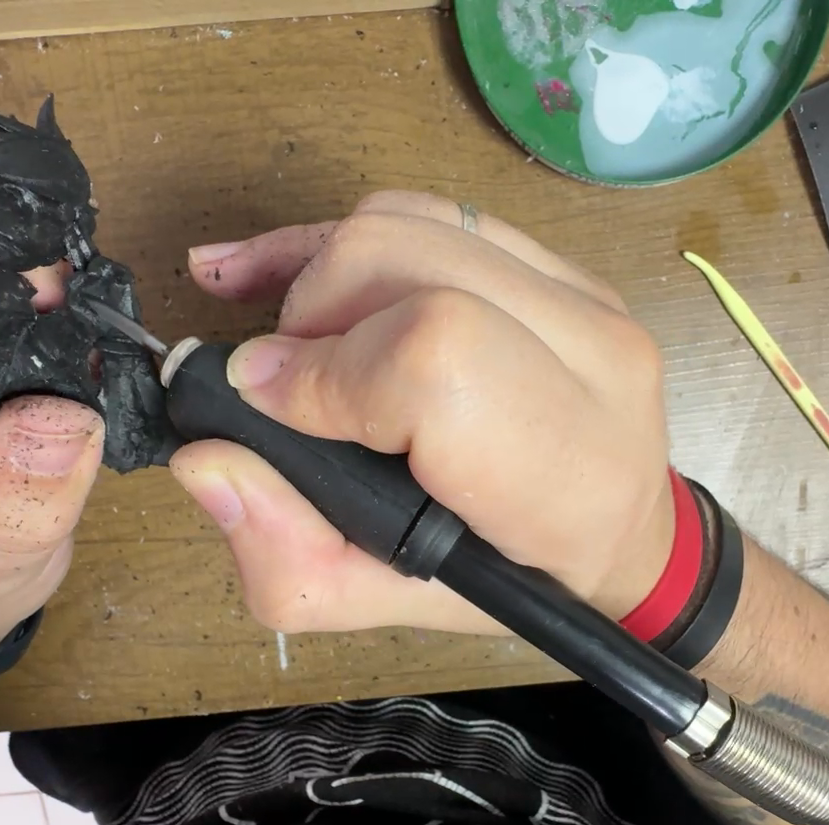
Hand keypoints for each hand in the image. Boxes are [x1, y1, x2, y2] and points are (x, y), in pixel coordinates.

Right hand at [173, 191, 674, 634]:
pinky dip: (350, 236)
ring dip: (320, 272)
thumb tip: (207, 461)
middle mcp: (594, 363)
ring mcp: (587, 298)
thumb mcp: (399, 607)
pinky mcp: (564, 267)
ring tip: (288, 338)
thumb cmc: (521, 578)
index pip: (433, 360)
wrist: (622, 531)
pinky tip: (290, 271)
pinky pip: (437, 214)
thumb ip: (297, 560)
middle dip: (309, 314)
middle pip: (408, 262)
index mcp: (564, 471)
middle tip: (281, 383)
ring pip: (411, 223)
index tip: (266, 404)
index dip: (327, 371)